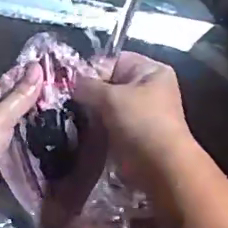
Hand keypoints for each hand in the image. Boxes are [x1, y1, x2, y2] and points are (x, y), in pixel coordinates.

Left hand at [0, 65, 41, 204]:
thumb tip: (38, 67)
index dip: (18, 78)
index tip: (42, 76)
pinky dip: (20, 138)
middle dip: (24, 100)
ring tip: (51, 112)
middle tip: (52, 95)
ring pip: (6, 123)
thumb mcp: (1, 114)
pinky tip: (38, 134)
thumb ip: (21, 94)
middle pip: (3, 103)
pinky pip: (8, 141)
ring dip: (24, 120)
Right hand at [76, 51, 194, 175]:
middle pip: (110, 84)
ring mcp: (140, 114)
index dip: (92, 69)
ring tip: (71, 116)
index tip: (70, 81)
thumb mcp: (112, 97)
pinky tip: (81, 131)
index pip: (115, 60)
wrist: (160, 166)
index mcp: (151, 71)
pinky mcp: (132, 135)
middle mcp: (147, 89)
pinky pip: (109, 125)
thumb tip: (72, 82)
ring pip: (108, 107)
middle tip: (67, 100)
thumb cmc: (141, 123)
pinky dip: (97, 128)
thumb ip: (88, 86)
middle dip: (89, 93)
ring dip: (91, 112)